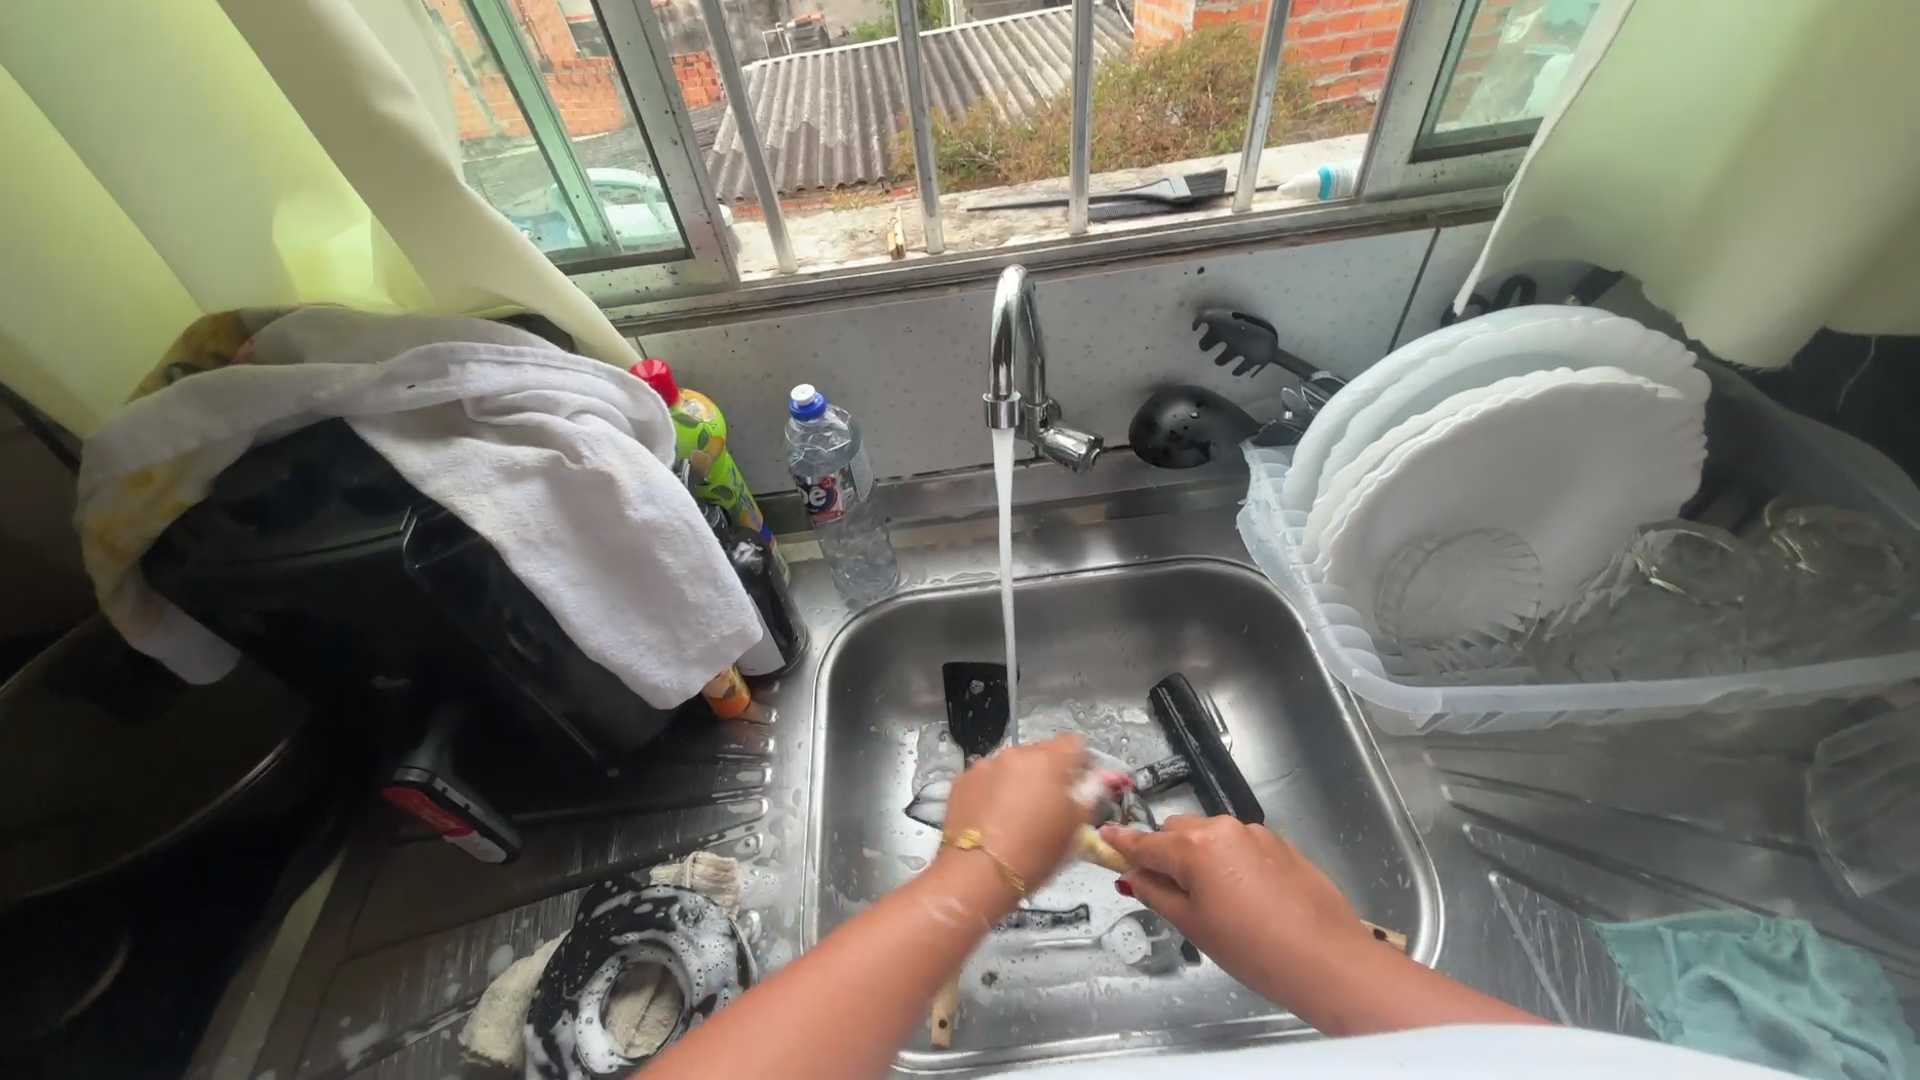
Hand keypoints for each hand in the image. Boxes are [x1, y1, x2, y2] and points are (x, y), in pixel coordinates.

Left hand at [937, 734, 1091, 899]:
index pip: (1074, 743)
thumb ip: (1090, 795)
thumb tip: (1097, 779)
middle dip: (1048, 774)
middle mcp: (1015, 754)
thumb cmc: (1034, 853)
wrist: (977, 874)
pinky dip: (992, 791)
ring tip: (1017, 816)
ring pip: (1011, 766)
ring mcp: (985, 765)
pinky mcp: (961, 780)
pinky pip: (986, 779)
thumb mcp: (1074, 828)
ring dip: (1019, 782)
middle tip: (1049, 806)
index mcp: (1049, 760)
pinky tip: (992, 819)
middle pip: (1041, 753)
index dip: (1081, 762)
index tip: (1080, 785)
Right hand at [1099, 815, 1378, 1003]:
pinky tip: (1247, 897)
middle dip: (1167, 853)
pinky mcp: (1281, 844)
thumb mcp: (1193, 926)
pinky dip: (1231, 861)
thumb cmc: (1253, 949)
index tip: (1104, 836)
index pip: (1145, 841)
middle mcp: (1222, 828)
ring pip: (1209, 835)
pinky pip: (1240, 844)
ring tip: (1217, 900)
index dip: (1121, 842)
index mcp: (1194, 847)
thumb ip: (1156, 893)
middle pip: (1176, 831)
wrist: (1328, 961)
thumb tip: (1133, 876)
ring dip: (1200, 856)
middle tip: (1171, 891)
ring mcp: (1255, 833)